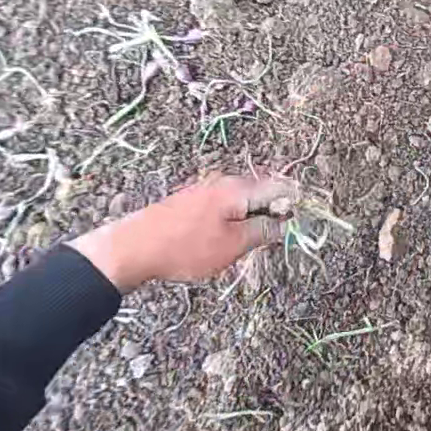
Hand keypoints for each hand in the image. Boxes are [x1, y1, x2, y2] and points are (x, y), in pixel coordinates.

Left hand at [70, 172, 297, 292]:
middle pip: (261, 191)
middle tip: (273, 237)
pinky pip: (223, 206)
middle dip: (272, 211)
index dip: (294, 203)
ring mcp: (205, 189)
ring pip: (241, 200)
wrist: (130, 248)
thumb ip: (263, 230)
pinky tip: (222, 240)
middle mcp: (224, 182)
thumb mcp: (233, 245)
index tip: (300, 221)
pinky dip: (232, 219)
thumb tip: (284, 222)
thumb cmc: (185, 248)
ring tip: (246, 243)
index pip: (279, 187)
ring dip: (251, 217)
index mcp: (239, 188)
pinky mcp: (191, 201)